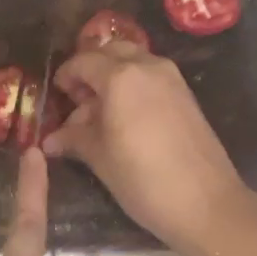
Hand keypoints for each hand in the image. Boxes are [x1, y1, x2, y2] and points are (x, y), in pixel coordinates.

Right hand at [41, 43, 244, 250]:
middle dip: (91, 68)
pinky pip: (151, 74)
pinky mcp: (185, 92)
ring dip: (114, 73)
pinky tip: (128, 114)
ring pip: (133, 59)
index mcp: (119, 76)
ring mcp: (170, 77)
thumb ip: (75, 138)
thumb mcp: (101, 158)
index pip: (83, 62)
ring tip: (103, 107)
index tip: (57, 93)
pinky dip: (134, 82)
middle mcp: (145, 65)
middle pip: (109, 51)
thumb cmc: (144, 179)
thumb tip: (50, 139)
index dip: (66, 75)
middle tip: (79, 98)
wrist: (207, 204)